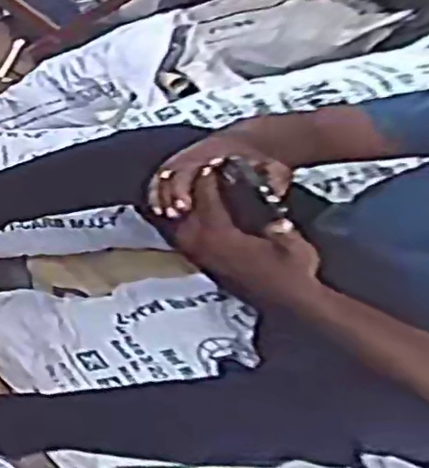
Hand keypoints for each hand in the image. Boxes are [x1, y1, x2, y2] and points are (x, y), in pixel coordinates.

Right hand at [149, 133, 292, 218]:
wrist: (248, 142)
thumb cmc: (260, 159)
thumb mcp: (275, 168)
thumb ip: (273, 182)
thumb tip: (271, 199)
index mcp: (214, 156)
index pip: (191, 173)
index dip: (185, 190)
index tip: (186, 207)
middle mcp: (191, 157)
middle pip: (172, 175)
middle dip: (170, 195)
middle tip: (173, 213)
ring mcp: (179, 160)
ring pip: (161, 177)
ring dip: (159, 195)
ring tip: (162, 213)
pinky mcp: (173, 165)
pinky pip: (157, 178)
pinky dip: (154, 192)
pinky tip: (157, 206)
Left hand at [173, 172, 318, 302]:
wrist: (287, 301)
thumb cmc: (294, 271)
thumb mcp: (290, 241)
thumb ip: (273, 221)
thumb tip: (262, 202)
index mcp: (218, 233)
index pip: (206, 198)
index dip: (209, 180)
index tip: (213, 165)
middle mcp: (196, 240)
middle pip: (184, 205)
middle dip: (189, 187)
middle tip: (194, 172)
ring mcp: (190, 250)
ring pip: (174, 219)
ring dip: (177, 203)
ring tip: (182, 188)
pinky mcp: (193, 258)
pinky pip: (175, 232)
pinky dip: (175, 220)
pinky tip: (178, 212)